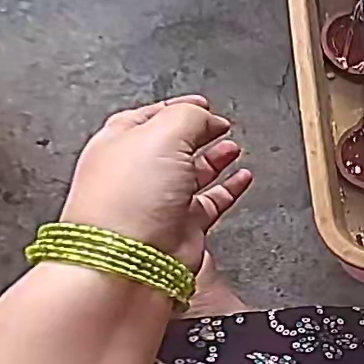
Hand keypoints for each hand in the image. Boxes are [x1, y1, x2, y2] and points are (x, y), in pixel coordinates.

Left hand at [59, 96, 253, 271]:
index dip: (179, 108)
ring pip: (194, 173)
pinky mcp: (183, 226)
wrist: (130, 259)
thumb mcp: (163, 134)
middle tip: (221, 125)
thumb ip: (190, 117)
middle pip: (174, 145)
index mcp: (121, 142)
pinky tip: (242, 178)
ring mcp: (161, 201)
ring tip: (234, 147)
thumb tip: (208, 117)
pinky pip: (212, 201)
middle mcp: (140, 173)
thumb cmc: (129, 200)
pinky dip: (230, 188)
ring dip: (217, 158)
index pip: (152, 116)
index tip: (203, 104)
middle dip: (200, 132)